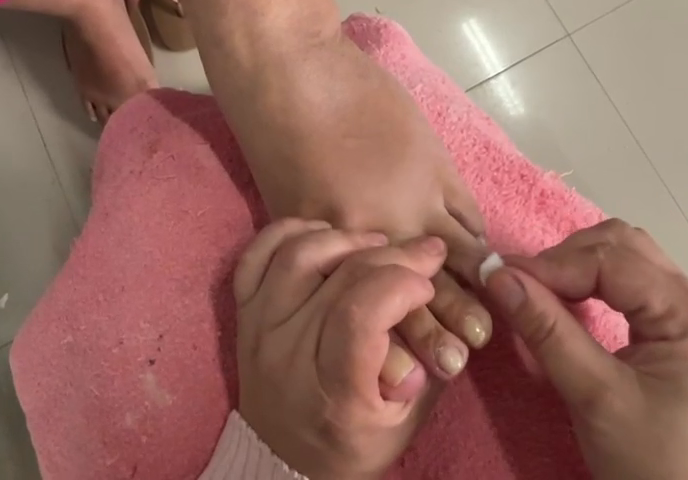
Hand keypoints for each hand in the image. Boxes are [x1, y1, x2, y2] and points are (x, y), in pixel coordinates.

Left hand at [218, 28, 494, 383]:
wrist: (294, 71)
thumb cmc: (276, 135)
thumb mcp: (290, 205)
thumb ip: (327, 247)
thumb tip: (356, 278)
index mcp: (341, 249)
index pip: (382, 306)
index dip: (407, 342)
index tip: (424, 363)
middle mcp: (383, 232)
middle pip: (430, 290)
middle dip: (454, 325)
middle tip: (472, 350)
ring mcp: (417, 197)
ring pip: (460, 253)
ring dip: (478, 285)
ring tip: (493, 309)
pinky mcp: (437, 163)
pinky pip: (467, 211)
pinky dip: (478, 235)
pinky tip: (485, 254)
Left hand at [234, 220, 448, 479]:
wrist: (285, 461)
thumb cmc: (353, 441)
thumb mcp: (403, 421)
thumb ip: (426, 363)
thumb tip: (443, 296)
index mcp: (333, 390)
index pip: (359, 315)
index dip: (399, 286)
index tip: (429, 283)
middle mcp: (289, 353)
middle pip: (338, 276)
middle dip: (392, 254)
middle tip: (425, 250)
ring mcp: (260, 327)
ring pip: (297, 255)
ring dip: (343, 237)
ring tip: (377, 241)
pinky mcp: (244, 312)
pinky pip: (256, 255)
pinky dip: (288, 232)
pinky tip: (323, 232)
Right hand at [484, 220, 687, 479]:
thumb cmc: (653, 467)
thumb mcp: (595, 399)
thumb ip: (547, 331)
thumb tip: (497, 276)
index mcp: (687, 316)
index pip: (610, 260)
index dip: (553, 263)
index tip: (503, 276)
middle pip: (622, 246)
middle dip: (568, 256)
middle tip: (524, 283)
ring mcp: (687, 319)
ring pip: (626, 259)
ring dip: (581, 265)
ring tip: (542, 290)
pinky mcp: (675, 336)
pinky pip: (631, 285)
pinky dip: (595, 283)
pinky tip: (570, 303)